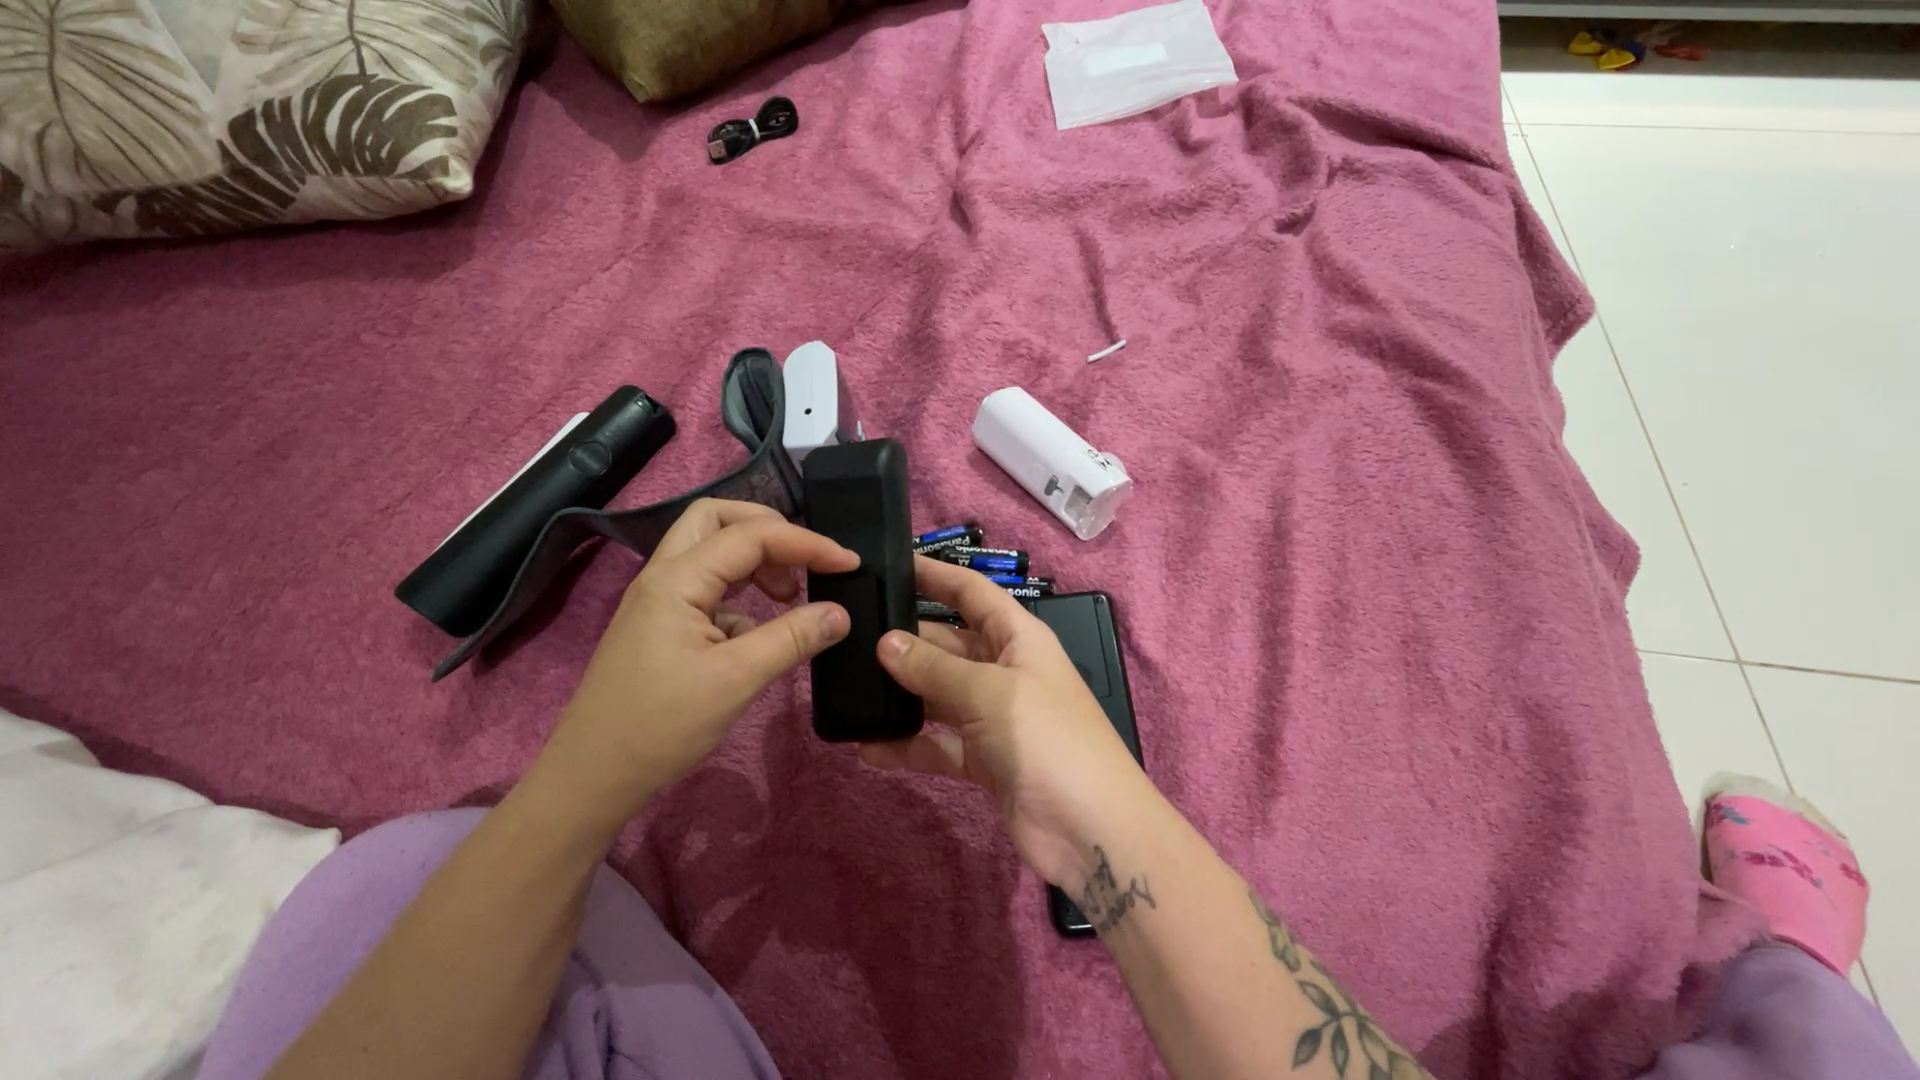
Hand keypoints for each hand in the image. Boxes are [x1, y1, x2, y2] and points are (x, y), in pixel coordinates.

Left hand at [541, 499, 858, 825]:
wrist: (593, 777)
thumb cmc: (661, 726)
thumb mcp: (736, 681)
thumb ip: (792, 638)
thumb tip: (841, 612)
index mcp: (677, 580)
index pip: (750, 535)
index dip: (806, 543)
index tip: (849, 563)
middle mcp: (663, 577)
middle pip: (716, 519)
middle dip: (768, 529)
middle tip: (805, 561)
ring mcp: (659, 601)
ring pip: (710, 551)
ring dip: (754, 560)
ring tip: (789, 596)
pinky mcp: (662, 627)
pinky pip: (708, 589)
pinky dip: (741, 596)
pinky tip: (759, 635)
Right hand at [860, 557, 1154, 887]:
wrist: (1090, 828)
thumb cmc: (1048, 739)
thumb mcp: (990, 693)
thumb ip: (935, 668)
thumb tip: (885, 643)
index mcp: (1019, 638)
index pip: (971, 592)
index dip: (934, 575)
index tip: (889, 564)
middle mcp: (1005, 670)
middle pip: (948, 643)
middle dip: (904, 639)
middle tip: (847, 636)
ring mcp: (994, 718)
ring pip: (938, 695)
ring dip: (901, 694)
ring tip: (848, 688)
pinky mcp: (984, 760)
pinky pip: (938, 744)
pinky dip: (907, 746)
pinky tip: (866, 747)